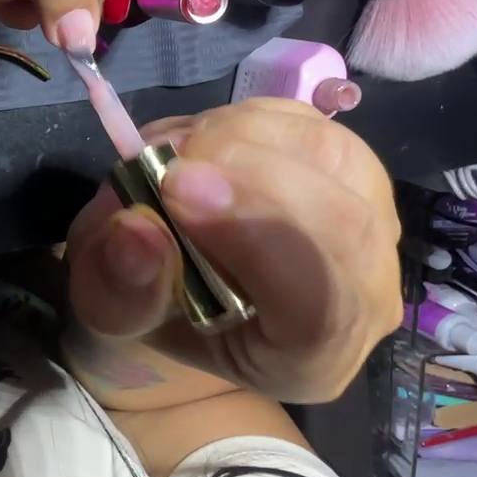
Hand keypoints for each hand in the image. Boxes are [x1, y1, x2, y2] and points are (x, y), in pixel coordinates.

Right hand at [63, 100, 402, 402]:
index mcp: (309, 357)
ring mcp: (369, 224)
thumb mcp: (107, 311)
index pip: (320, 300)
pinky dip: (241, 119)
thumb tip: (136, 230)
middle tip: (163, 159)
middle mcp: (360, 293)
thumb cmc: (146, 307)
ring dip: (236, 138)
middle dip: (245, 172)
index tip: (173, 185)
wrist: (172, 287)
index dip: (255, 232)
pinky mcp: (348, 168)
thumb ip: (119, 285)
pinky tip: (195, 142)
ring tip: (167, 155)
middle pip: (341, 220)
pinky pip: (309, 124)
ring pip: (329, 157)